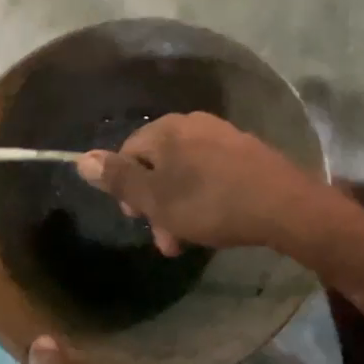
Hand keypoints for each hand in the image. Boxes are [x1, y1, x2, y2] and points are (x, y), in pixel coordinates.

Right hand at [77, 111, 332, 255]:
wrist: (282, 204)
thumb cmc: (211, 203)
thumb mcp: (157, 200)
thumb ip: (119, 180)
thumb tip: (81, 158)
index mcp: (166, 129)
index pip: (128, 152)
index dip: (126, 189)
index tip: (138, 221)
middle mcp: (193, 122)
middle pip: (158, 162)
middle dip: (156, 204)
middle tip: (167, 241)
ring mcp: (222, 134)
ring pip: (186, 170)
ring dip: (180, 205)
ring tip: (191, 240)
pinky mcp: (246, 150)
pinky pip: (212, 171)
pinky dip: (206, 195)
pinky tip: (217, 221)